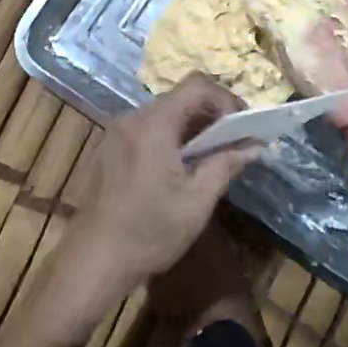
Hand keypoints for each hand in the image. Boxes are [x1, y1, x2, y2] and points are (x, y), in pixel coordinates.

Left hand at [69, 75, 259, 288]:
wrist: (93, 260)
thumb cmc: (149, 232)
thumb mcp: (196, 202)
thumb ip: (225, 165)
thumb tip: (254, 145)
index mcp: (153, 124)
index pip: (196, 86)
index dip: (225, 99)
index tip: (243, 126)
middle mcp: (132, 118)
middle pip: (178, 98)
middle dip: (210, 114)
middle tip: (234, 141)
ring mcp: (116, 132)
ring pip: (162, 114)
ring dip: (190, 127)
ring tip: (211, 155)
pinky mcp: (108, 147)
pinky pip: (146, 129)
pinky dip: (168, 137)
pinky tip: (179, 167)